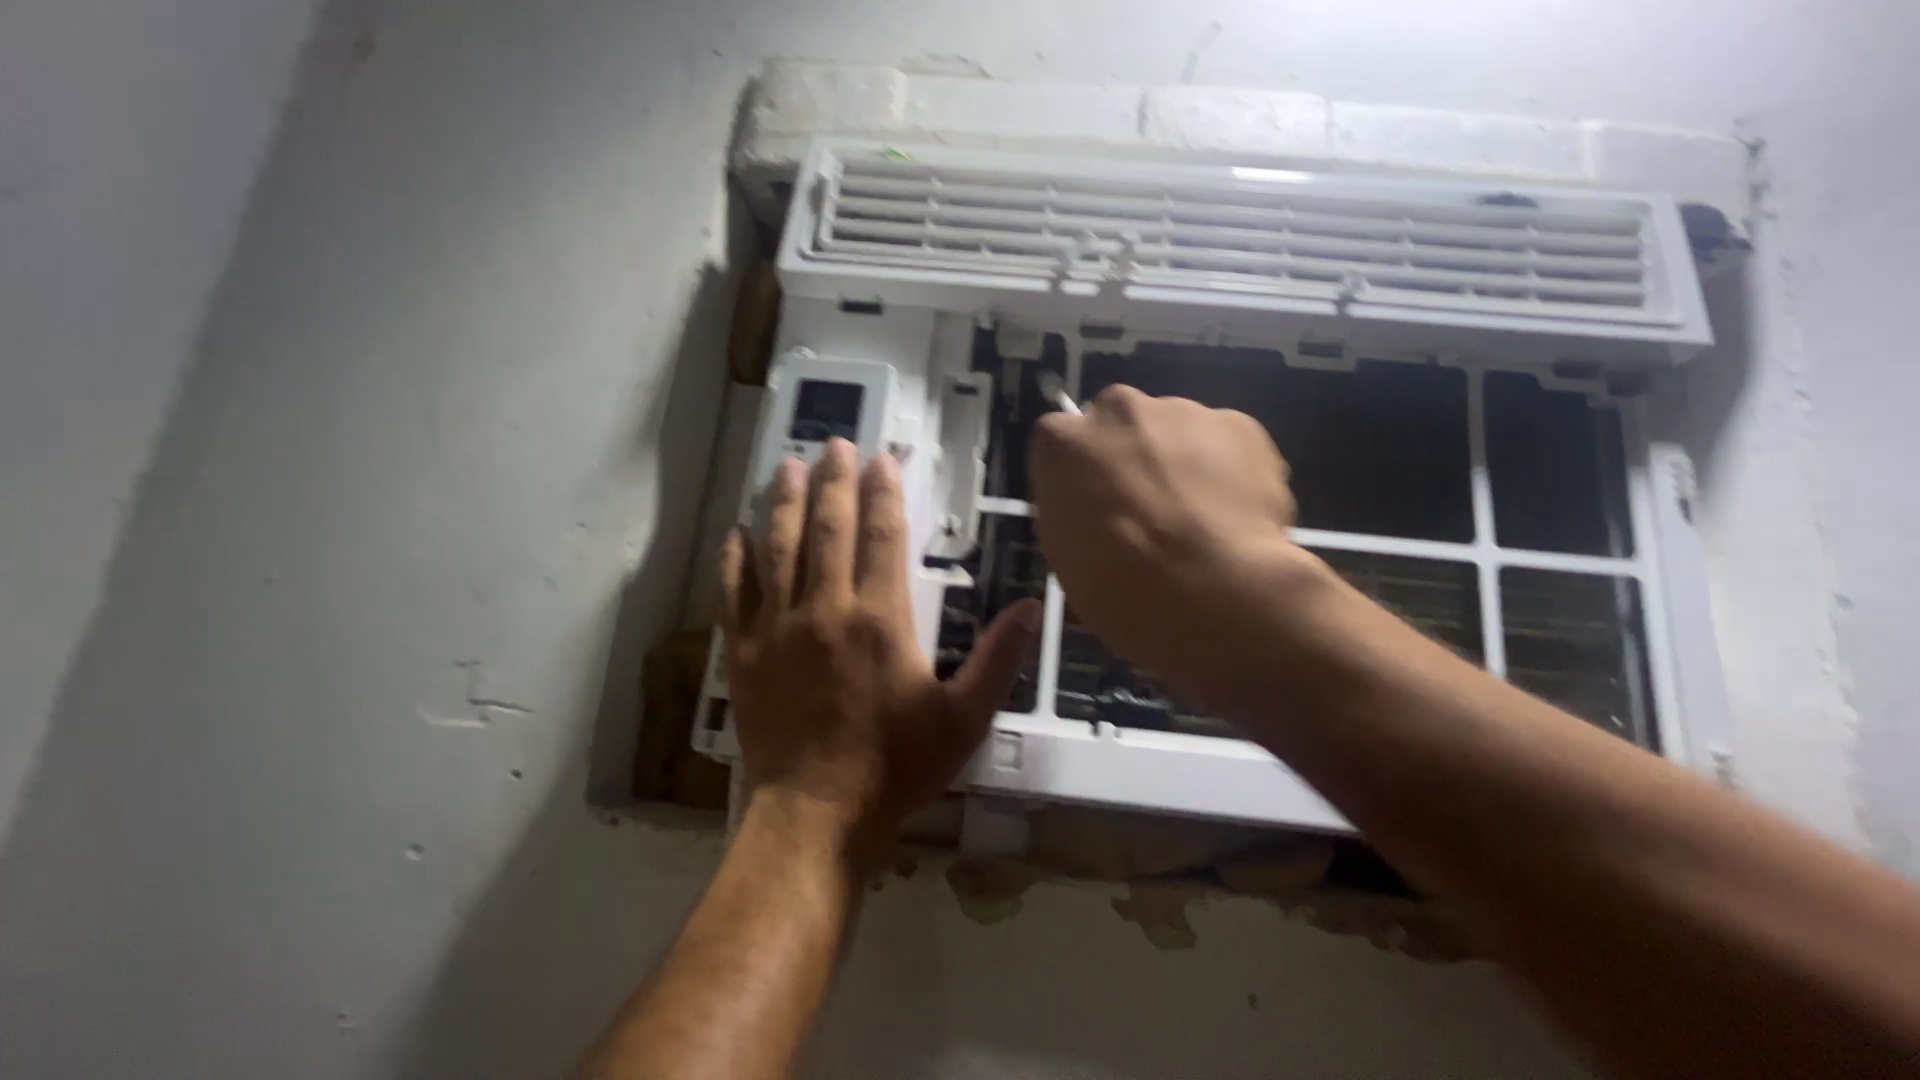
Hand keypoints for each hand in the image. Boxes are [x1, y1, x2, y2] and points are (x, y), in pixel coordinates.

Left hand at [718, 439, 1040, 863]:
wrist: (818, 812)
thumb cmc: (897, 766)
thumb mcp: (964, 718)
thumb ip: (999, 658)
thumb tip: (1033, 605)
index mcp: (882, 619)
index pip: (881, 537)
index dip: (882, 494)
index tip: (881, 460)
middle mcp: (826, 609)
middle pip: (828, 530)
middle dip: (834, 482)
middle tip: (834, 445)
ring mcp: (778, 628)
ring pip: (779, 548)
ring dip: (785, 503)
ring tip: (789, 465)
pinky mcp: (745, 653)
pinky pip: (736, 593)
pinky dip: (736, 559)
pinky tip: (738, 532)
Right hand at [1028, 385, 1323, 714]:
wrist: (1209, 590)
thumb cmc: (1119, 587)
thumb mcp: (1067, 555)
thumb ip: (1078, 511)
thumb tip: (1100, 512)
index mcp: (1062, 442)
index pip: (1063, 443)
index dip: (1083, 476)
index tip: (1097, 507)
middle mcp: (1118, 409)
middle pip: (1122, 424)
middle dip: (1133, 456)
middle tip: (1150, 510)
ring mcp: (1182, 411)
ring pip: (1178, 431)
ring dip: (1183, 463)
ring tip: (1202, 520)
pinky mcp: (1239, 424)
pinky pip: (1227, 443)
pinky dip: (1230, 471)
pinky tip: (1235, 516)